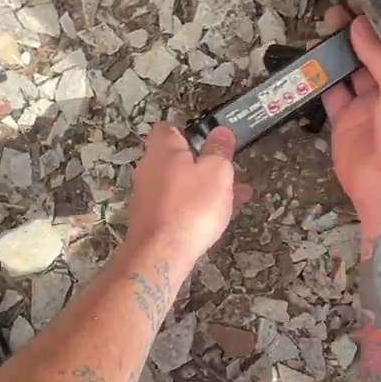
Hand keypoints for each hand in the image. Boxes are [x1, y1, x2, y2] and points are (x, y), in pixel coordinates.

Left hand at [124, 122, 249, 263]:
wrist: (161, 253)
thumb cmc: (192, 206)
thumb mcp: (216, 172)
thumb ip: (219, 150)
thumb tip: (221, 131)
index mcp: (162, 150)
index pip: (168, 128)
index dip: (188, 132)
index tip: (208, 141)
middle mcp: (148, 169)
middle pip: (175, 159)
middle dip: (201, 164)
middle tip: (226, 172)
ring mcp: (146, 196)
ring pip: (179, 184)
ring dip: (203, 188)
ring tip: (234, 196)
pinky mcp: (149, 219)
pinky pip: (175, 205)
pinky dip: (193, 206)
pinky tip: (215, 217)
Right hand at [319, 9, 380, 227]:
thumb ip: (380, 59)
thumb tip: (360, 26)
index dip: (380, 25)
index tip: (364, 2)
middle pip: (370, 55)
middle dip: (355, 34)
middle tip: (338, 11)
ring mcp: (366, 107)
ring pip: (349, 72)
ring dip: (337, 52)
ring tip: (324, 27)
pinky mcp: (344, 123)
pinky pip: (331, 95)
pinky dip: (321, 78)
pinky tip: (314, 59)